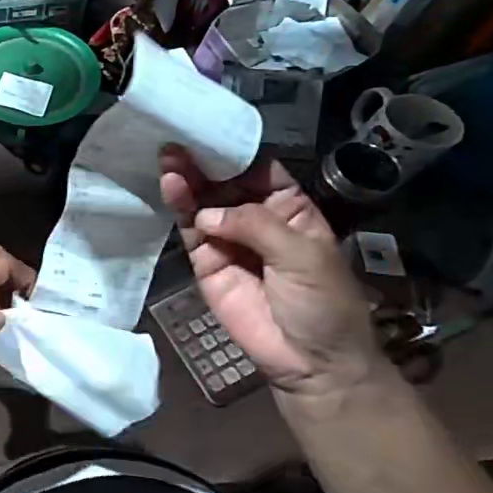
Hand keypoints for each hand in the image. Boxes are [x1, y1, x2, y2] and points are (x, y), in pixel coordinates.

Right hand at [159, 148, 380, 398]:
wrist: (310, 363)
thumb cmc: (324, 304)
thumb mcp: (303, 256)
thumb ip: (256, 225)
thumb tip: (208, 213)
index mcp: (290, 209)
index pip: (259, 170)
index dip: (237, 151)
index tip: (211, 129)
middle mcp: (255, 217)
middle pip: (224, 182)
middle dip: (203, 161)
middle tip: (179, 139)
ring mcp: (228, 238)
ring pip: (202, 201)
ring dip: (186, 179)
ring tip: (168, 156)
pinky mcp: (205, 260)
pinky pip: (190, 228)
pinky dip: (179, 206)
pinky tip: (171, 185)